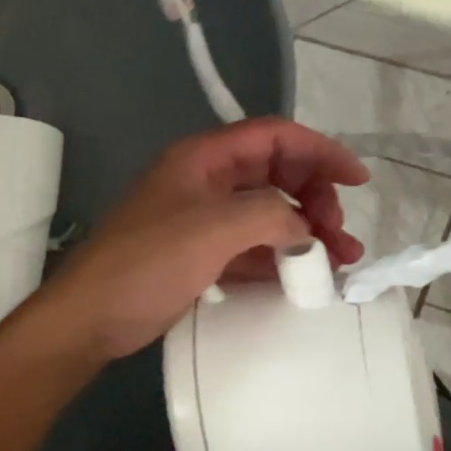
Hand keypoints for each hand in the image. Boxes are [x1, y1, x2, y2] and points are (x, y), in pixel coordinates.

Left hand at [38, 117, 369, 358]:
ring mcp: (198, 220)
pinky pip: (250, 246)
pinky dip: (280, 257)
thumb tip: (304, 228)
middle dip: (315, 197)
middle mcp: (202, 182)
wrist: (93, 315)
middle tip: (341, 238)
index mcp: (201, 159)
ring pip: (266, 213)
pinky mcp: (197, 256)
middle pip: (274, 173)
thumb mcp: (214, 228)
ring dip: (305, 231)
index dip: (319, 150)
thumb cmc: (148, 262)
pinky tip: (303, 279)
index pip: (272, 136)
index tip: (358, 181)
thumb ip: (270, 215)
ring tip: (339, 263)